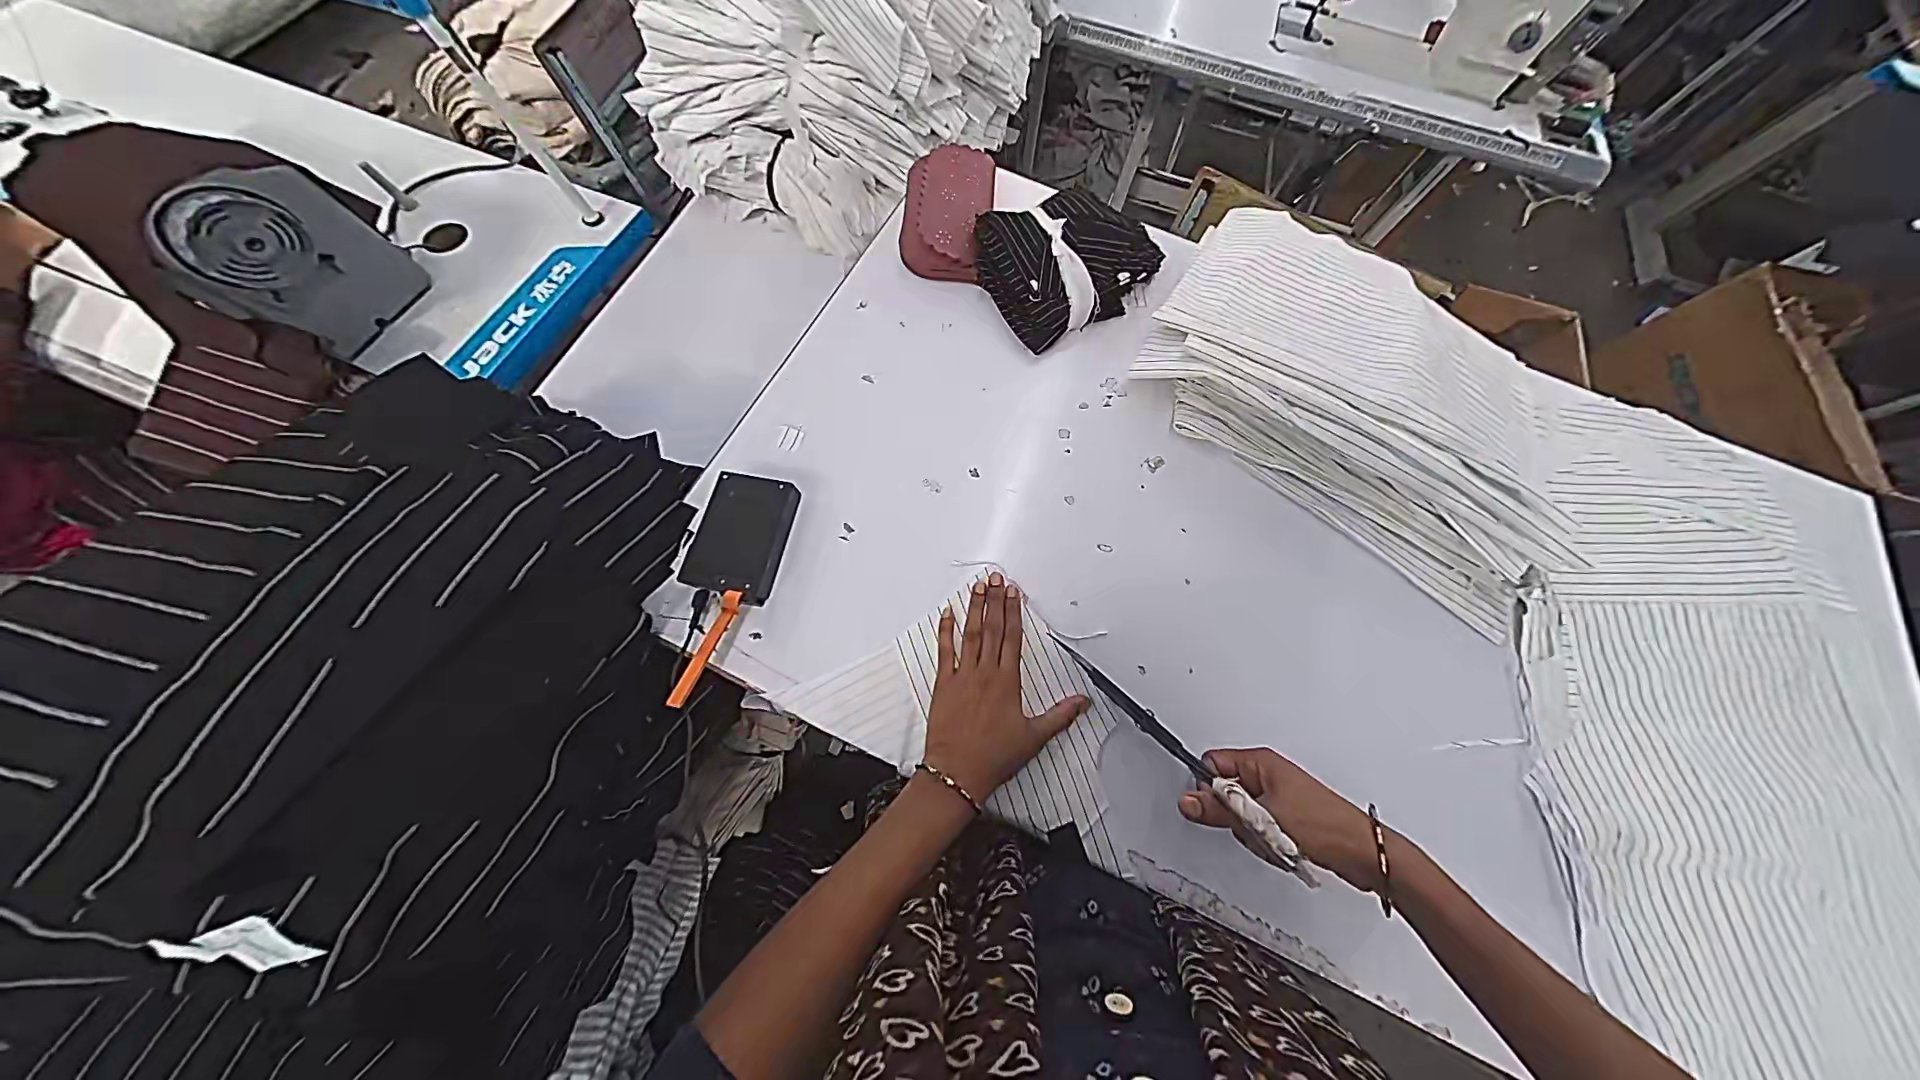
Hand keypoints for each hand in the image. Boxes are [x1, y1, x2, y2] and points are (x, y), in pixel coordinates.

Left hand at [922, 573, 1088, 802]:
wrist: (957, 773)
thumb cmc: (993, 757)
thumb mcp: (1034, 737)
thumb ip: (1060, 715)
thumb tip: (1081, 703)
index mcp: (1007, 682)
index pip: (1012, 637)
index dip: (1014, 611)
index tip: (1014, 593)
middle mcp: (984, 674)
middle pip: (992, 628)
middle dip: (995, 600)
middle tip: (996, 578)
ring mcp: (962, 676)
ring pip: (970, 634)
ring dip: (974, 608)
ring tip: (977, 587)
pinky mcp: (943, 685)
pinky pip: (944, 651)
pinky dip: (945, 631)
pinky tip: (947, 614)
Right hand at [1178, 748, 1380, 891]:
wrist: (1365, 854)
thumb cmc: (1326, 826)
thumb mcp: (1261, 818)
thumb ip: (1220, 810)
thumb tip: (1188, 800)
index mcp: (1259, 761)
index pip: (1211, 764)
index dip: (1208, 789)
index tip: (1216, 809)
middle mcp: (1267, 775)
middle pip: (1224, 792)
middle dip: (1234, 817)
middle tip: (1254, 826)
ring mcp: (1277, 797)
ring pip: (1241, 814)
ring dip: (1252, 834)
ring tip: (1274, 840)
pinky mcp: (1285, 817)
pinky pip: (1258, 828)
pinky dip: (1265, 842)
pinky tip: (1281, 848)